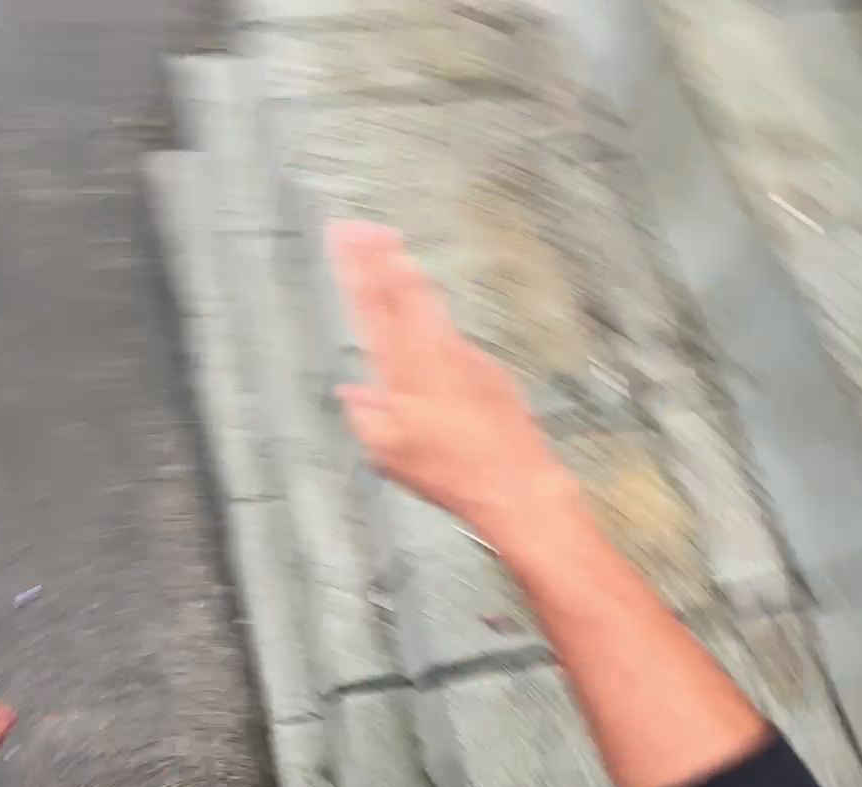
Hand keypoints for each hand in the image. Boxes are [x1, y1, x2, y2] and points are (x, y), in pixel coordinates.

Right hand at [328, 221, 574, 541]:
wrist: (517, 485)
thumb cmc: (455, 472)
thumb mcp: (389, 454)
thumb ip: (365, 416)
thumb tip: (353, 395)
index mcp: (405, 370)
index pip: (373, 304)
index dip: (356, 265)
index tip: (343, 235)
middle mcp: (437, 353)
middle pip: (406, 288)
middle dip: (383, 252)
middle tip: (368, 226)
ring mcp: (468, 356)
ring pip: (433, 307)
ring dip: (410, 281)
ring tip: (395, 258)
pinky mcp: (489, 369)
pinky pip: (454, 339)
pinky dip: (436, 328)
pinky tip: (430, 342)